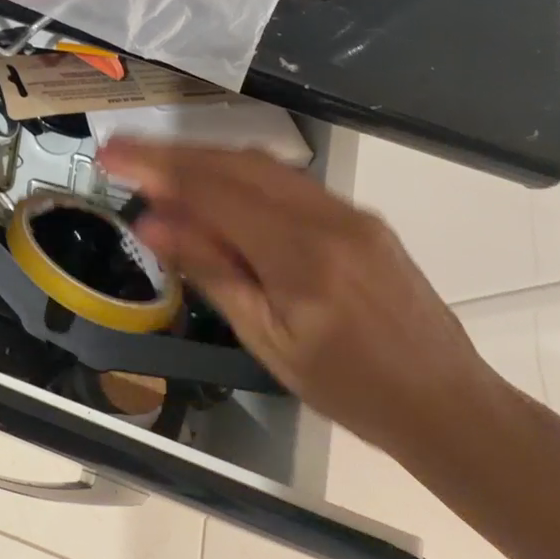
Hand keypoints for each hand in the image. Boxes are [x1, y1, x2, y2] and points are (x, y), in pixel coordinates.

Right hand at [99, 140, 502, 455]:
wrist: (449, 406)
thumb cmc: (349, 388)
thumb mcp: (266, 339)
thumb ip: (211, 272)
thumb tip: (152, 223)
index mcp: (301, 253)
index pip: (212, 190)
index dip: (155, 167)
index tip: (109, 154)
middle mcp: (329, 217)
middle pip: (236, 163)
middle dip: (173, 153)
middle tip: (122, 153)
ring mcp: (351, 213)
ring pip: (263, 165)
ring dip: (205, 159)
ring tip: (157, 168)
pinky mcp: (361, 219)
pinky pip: (288, 181)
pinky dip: (240, 174)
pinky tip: (215, 189)